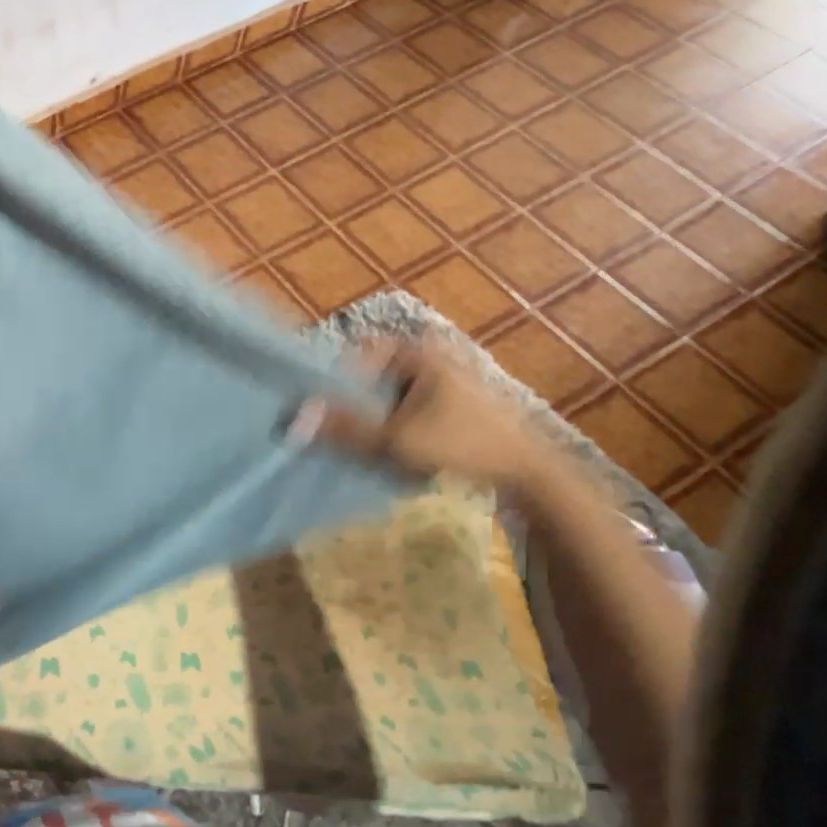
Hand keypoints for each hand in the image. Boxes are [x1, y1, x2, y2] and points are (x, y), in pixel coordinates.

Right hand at [296, 338, 560, 488]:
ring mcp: (447, 379)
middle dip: (358, 406)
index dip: (338, 382)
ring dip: (378, 421)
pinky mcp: (458, 403)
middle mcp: (432, 355)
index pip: (357, 354)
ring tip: (375, 448)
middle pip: (373, 376)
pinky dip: (399, 427)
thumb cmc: (464, 445)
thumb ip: (344, 428)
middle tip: (349, 435)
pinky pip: (411, 409)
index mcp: (418, 350)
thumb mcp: (396, 440)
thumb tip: (293, 419)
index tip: (331, 412)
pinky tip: (402, 453)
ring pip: (391, 396)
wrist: (532, 476)